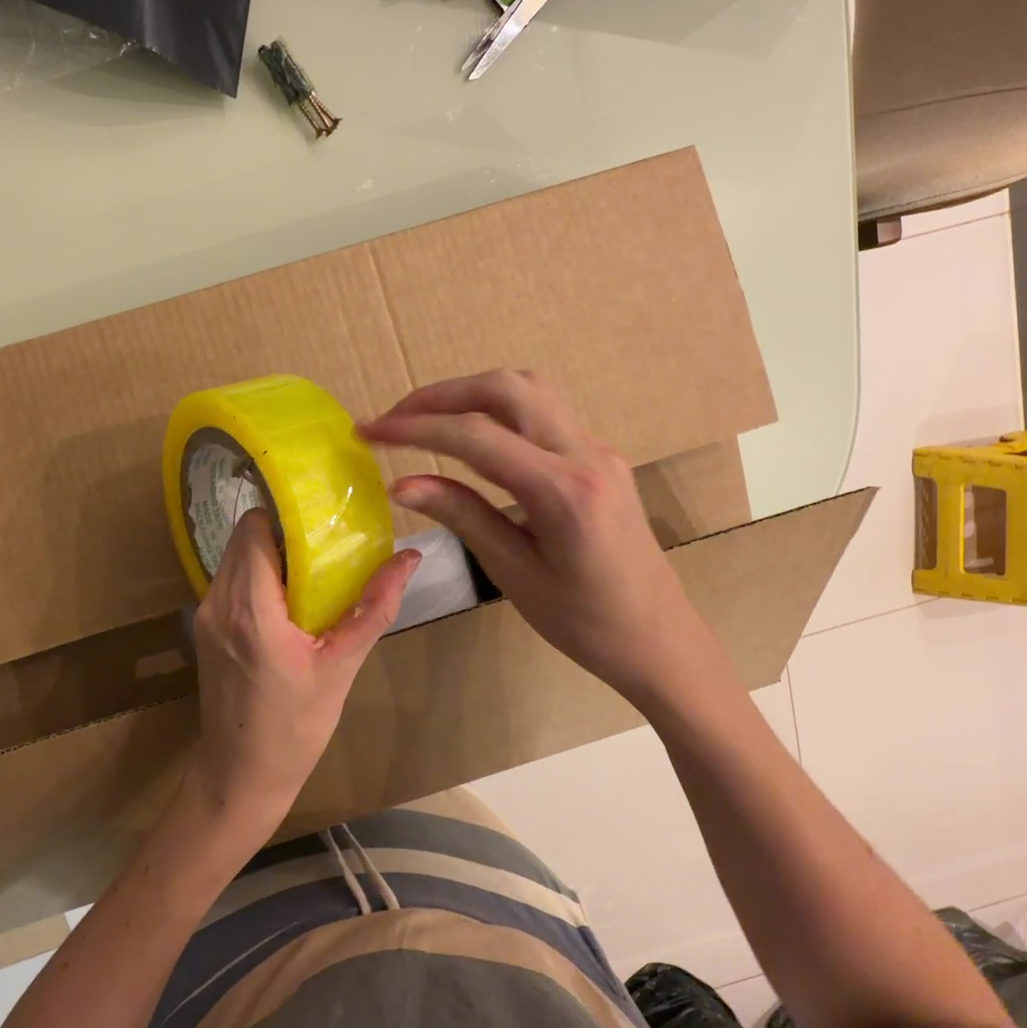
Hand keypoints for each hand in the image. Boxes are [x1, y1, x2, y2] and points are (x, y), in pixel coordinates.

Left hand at [187, 508, 421, 824]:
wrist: (240, 775)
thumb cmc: (295, 728)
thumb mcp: (341, 667)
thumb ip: (373, 607)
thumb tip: (410, 558)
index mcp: (249, 609)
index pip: (255, 527)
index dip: (288, 516)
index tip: (325, 521)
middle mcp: (217, 602)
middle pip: (243, 537)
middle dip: (284, 534)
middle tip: (327, 547)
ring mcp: (204, 615)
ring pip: (234, 558)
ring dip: (270, 557)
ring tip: (313, 575)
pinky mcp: (203, 628)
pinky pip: (229, 582)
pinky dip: (257, 578)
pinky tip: (290, 603)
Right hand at [359, 369, 729, 703]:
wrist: (659, 639)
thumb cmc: (584, 623)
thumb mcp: (514, 574)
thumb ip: (462, 517)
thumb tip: (402, 483)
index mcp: (564, 491)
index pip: (476, 436)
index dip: (414, 427)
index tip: (367, 431)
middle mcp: (586, 454)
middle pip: (506, 389)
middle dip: (441, 395)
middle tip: (392, 419)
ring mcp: (597, 450)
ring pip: (529, 390)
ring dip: (470, 393)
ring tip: (423, 420)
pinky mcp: (597, 458)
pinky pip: (543, 411)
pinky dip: (495, 409)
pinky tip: (467, 436)